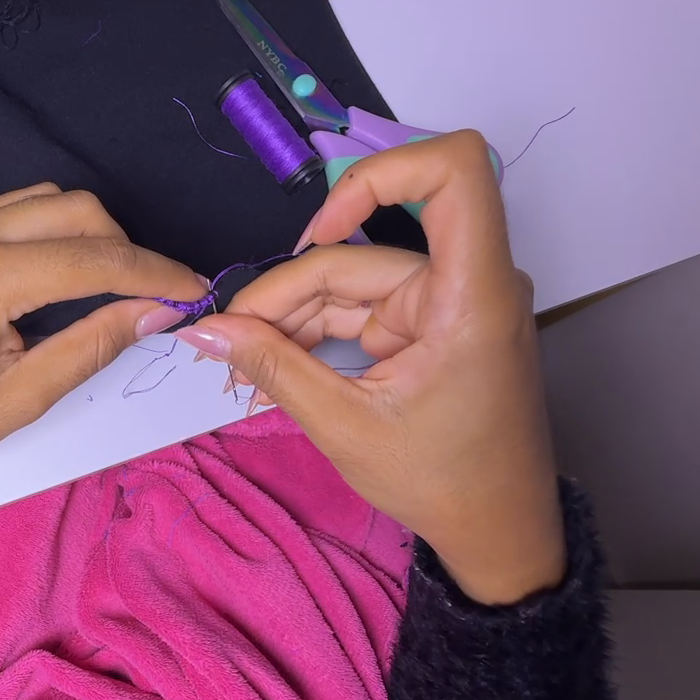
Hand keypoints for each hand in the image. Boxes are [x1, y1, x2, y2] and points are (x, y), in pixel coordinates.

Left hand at [0, 184, 203, 493]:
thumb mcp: (19, 399)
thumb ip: (92, 346)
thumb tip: (158, 311)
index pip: (93, 259)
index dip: (154, 274)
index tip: (195, 291)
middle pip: (76, 210)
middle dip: (125, 249)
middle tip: (149, 299)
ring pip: (46, 201)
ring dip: (90, 235)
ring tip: (110, 290)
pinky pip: (14, 213)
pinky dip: (52, 233)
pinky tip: (63, 276)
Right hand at [174, 132, 563, 604]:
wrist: (492, 527)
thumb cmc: (436, 480)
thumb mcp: (341, 424)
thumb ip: (271, 368)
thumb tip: (206, 330)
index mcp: (468, 296)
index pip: (451, 172)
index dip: (377, 175)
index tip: (317, 230)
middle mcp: (463, 284)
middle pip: (358, 253)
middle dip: (285, 294)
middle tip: (229, 338)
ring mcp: (443, 305)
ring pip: (348, 284)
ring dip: (290, 319)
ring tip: (245, 363)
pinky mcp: (425, 327)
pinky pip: (356, 312)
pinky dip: (312, 334)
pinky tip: (274, 364)